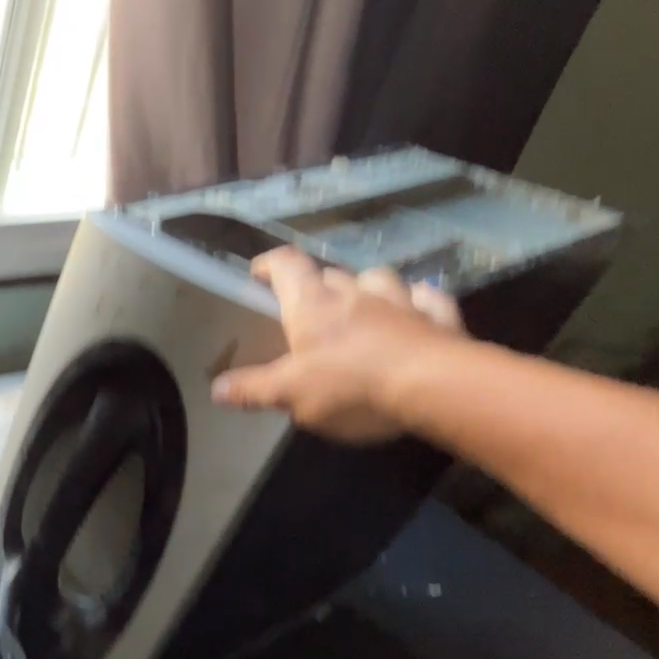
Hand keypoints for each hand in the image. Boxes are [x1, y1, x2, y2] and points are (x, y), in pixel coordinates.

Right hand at [210, 247, 468, 442]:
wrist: (439, 388)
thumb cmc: (350, 385)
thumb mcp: (289, 394)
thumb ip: (253, 389)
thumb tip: (217, 389)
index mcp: (311, 305)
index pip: (286, 266)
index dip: (270, 264)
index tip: (258, 272)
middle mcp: (355, 294)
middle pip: (332, 274)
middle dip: (318, 283)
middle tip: (309, 304)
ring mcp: (402, 303)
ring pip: (380, 278)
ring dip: (367, 286)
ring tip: (361, 304)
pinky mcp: (441, 319)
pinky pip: (429, 298)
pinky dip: (418, 300)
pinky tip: (416, 309)